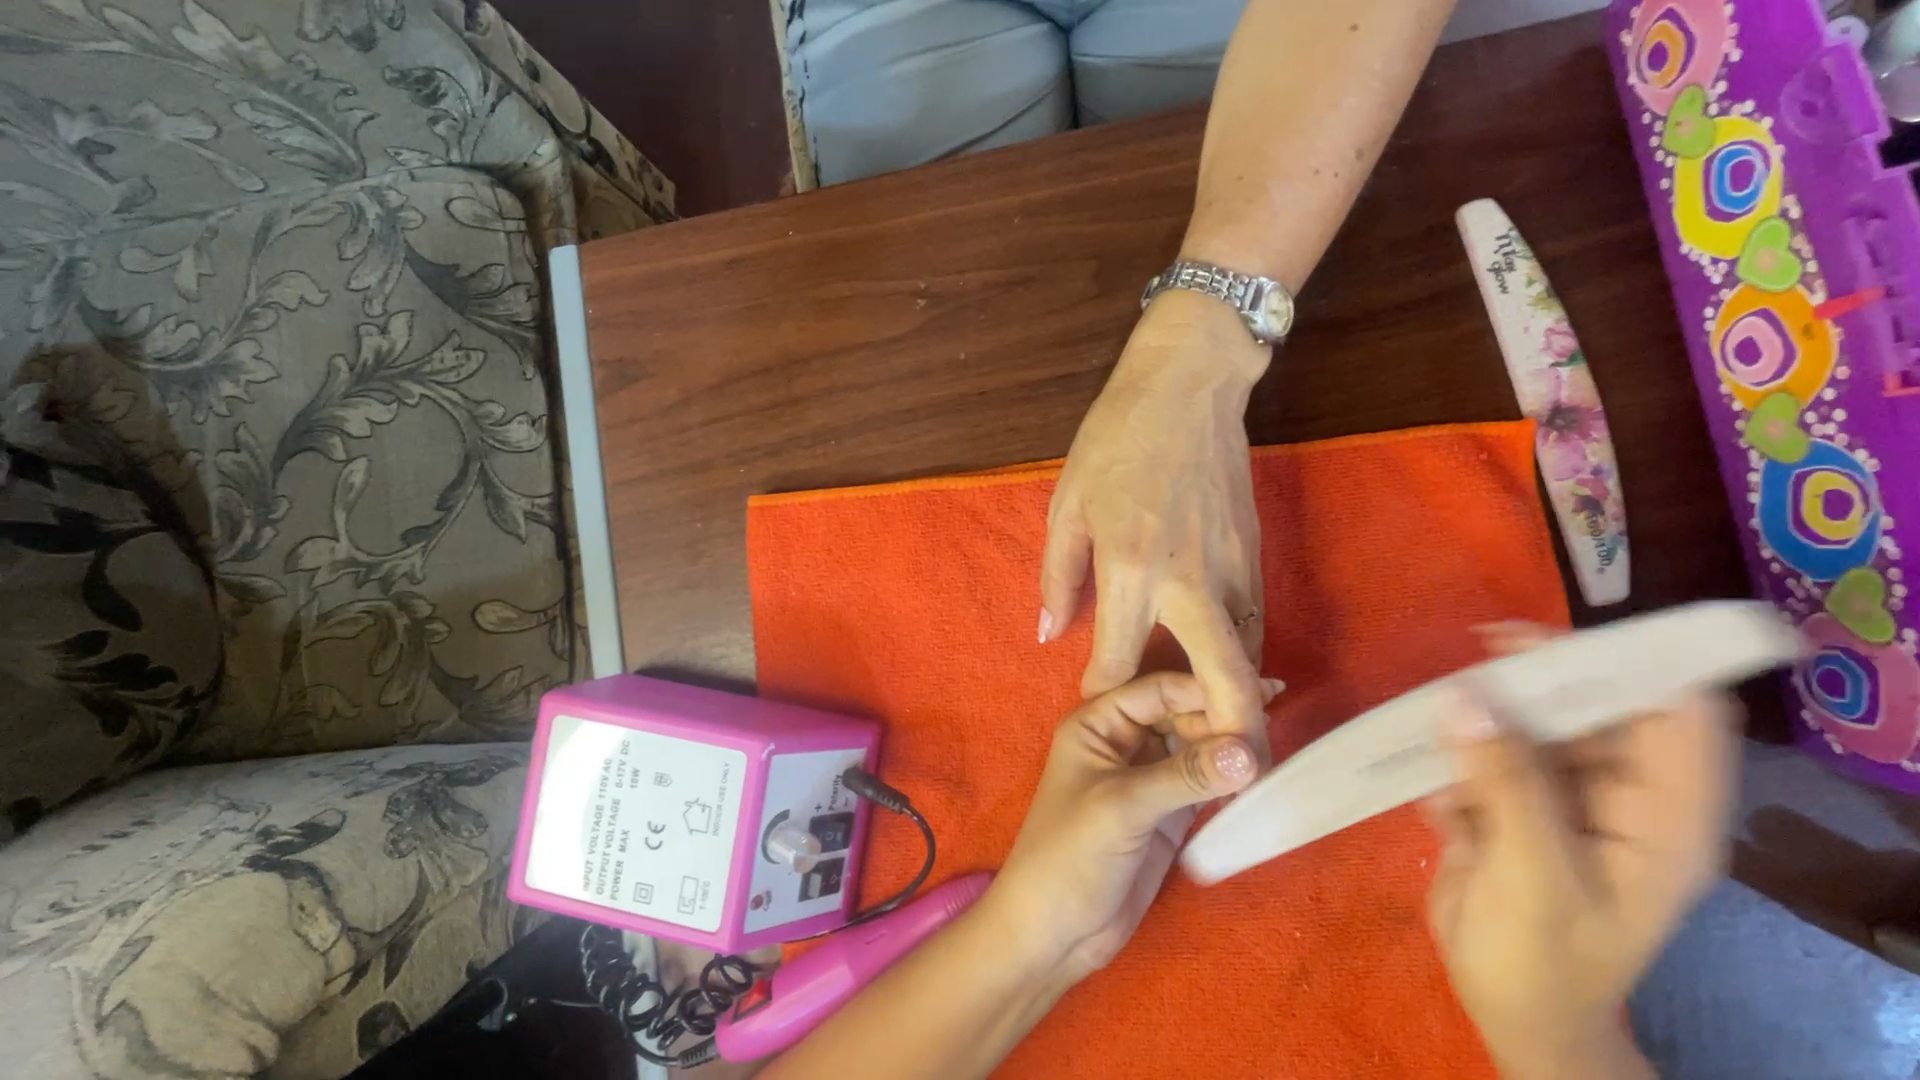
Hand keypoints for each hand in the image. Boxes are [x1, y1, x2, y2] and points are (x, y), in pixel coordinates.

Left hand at [982, 672, 1281, 980]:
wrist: (1054, 933)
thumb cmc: (1069, 857)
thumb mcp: (1122, 809)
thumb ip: (1183, 776)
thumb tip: (1249, 751)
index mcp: (1098, 723)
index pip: (1159, 690)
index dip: (1203, 691)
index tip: (1256, 697)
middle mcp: (1124, 740)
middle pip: (1182, 712)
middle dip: (1222, 716)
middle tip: (1273, 720)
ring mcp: (1148, 776)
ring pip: (1197, 745)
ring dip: (1231, 746)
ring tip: (1276, 744)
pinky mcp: (1168, 811)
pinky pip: (1205, 782)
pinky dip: (1230, 779)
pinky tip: (1263, 776)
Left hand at [1041, 291, 1272, 760]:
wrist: (1188, 389)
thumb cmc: (1115, 444)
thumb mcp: (1068, 507)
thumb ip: (1058, 579)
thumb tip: (1049, 635)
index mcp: (1130, 573)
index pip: (1119, 666)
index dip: (1106, 701)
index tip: (1103, 724)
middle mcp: (1188, 586)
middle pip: (1218, 685)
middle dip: (1221, 739)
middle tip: (1216, 772)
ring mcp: (1233, 574)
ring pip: (1246, 660)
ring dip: (1235, 702)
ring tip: (1217, 734)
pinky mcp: (1257, 559)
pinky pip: (1253, 626)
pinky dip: (1241, 658)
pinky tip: (1224, 671)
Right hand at [1425, 624, 1736, 1079]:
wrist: (1509, 1013)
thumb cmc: (1543, 962)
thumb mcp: (1533, 879)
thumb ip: (1506, 786)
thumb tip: (1463, 697)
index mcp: (1664, 813)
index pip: (1673, 708)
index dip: (1622, 664)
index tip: (1534, 644)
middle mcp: (1622, 792)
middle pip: (1588, 706)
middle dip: (1525, 690)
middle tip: (1458, 683)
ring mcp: (1566, 796)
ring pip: (1526, 725)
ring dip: (1477, 731)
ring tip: (1442, 761)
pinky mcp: (1516, 802)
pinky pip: (1484, 754)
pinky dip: (1455, 766)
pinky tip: (1443, 813)